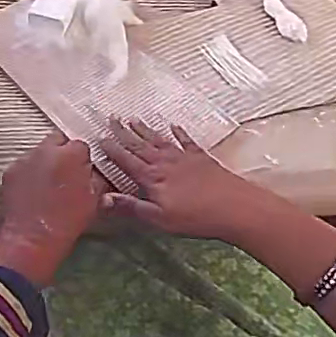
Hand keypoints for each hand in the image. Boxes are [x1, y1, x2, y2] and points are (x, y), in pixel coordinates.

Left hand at [0, 132, 105, 284]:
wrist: (33, 239)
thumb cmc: (66, 222)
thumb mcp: (94, 199)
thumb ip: (98, 179)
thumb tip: (98, 173)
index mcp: (71, 154)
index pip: (81, 145)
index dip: (84, 158)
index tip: (84, 170)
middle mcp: (46, 150)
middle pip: (58, 141)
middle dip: (63, 153)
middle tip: (68, 173)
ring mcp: (26, 159)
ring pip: (40, 151)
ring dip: (46, 162)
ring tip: (50, 184)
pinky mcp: (11, 170)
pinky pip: (24, 165)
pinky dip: (30, 172)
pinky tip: (35, 190)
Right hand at [100, 119, 270, 241]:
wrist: (235, 207)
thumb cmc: (196, 217)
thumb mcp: (159, 218)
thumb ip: (131, 207)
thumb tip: (103, 199)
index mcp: (152, 178)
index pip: (126, 160)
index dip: (112, 150)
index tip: (100, 138)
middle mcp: (165, 163)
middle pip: (139, 145)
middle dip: (123, 132)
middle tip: (112, 118)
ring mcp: (183, 158)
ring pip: (159, 140)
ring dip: (145, 130)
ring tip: (133, 119)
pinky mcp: (201, 159)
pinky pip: (186, 142)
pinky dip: (179, 133)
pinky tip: (174, 126)